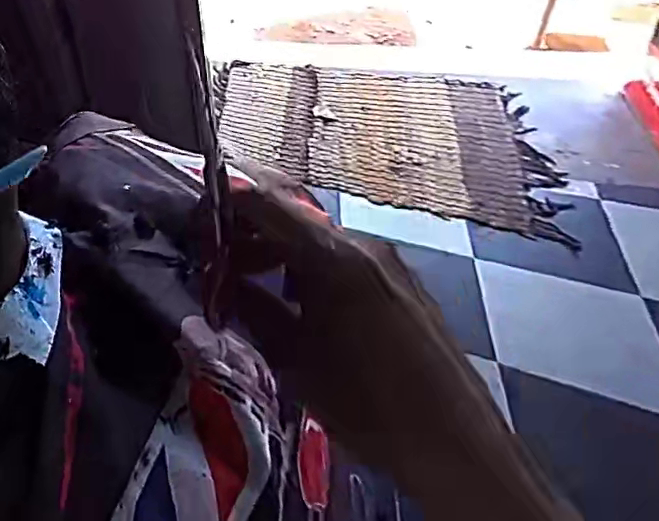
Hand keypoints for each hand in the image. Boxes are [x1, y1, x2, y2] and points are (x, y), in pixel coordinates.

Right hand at [226, 160, 573, 520]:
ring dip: (272, 248)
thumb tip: (216, 277)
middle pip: (287, 214)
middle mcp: (361, 245)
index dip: (220, 203)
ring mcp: (386, 262)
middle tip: (213, 254)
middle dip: (243, 229)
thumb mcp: (291, 355)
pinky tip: (292, 300)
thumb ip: (248, 304)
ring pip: (311, 236)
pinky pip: (338, 256)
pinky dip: (303, 264)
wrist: (466, 457)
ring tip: (246, 280)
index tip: (192, 221)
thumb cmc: (369, 404)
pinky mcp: (400, 284)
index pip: (261, 200)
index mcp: (333, 256)